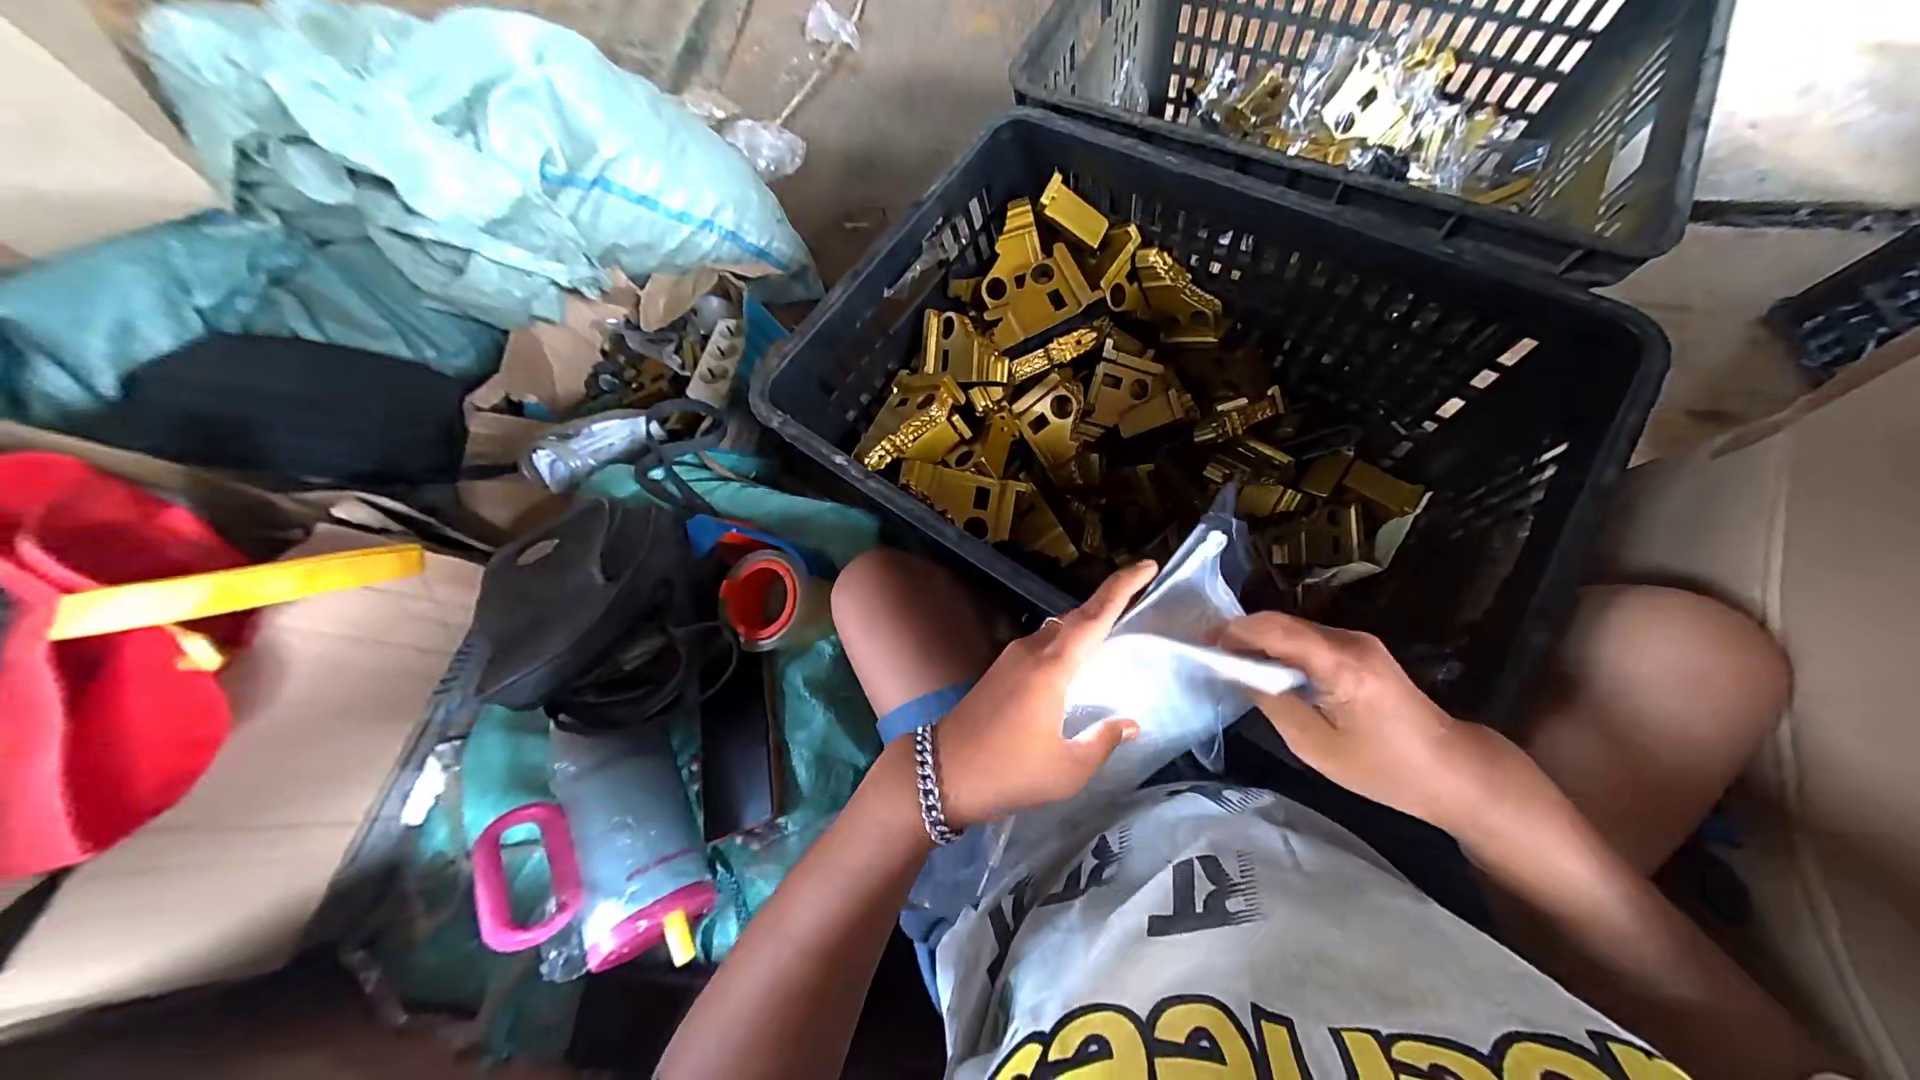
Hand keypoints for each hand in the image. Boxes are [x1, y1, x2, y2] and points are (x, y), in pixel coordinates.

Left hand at [931, 560, 1157, 827]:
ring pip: (1057, 631)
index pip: (1094, 616)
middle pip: (1076, 617)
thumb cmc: (1008, 771)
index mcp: (1051, 667)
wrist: (942, 773)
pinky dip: (1065, 647)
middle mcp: (1031, 651)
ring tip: (1114, 639)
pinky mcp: (999, 670)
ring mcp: (1010, 657)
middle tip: (1140, 601)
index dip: (1122, 586)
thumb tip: (1129, 724)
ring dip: (1085, 628)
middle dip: (1109, 604)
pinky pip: (1042, 646)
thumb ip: (1102, 741)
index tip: (1148, 565)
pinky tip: (1076, 669)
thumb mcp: (1067, 769)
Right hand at [1221, 611, 1502, 829]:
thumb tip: (1238, 674)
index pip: (1273, 629)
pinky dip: (1281, 649)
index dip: (1232, 632)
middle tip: (1209, 656)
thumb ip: (1272, 702)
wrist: (1453, 771)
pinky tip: (1267, 671)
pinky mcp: (1362, 651)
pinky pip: (1309, 639)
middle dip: (1241, 635)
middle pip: (1281, 623)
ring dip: (1260, 642)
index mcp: (1341, 663)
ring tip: (1231, 664)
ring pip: (1293, 629)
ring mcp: (1359, 642)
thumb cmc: (1384, 769)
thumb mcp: (1316, 746)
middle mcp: (1350, 641)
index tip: (1200, 645)